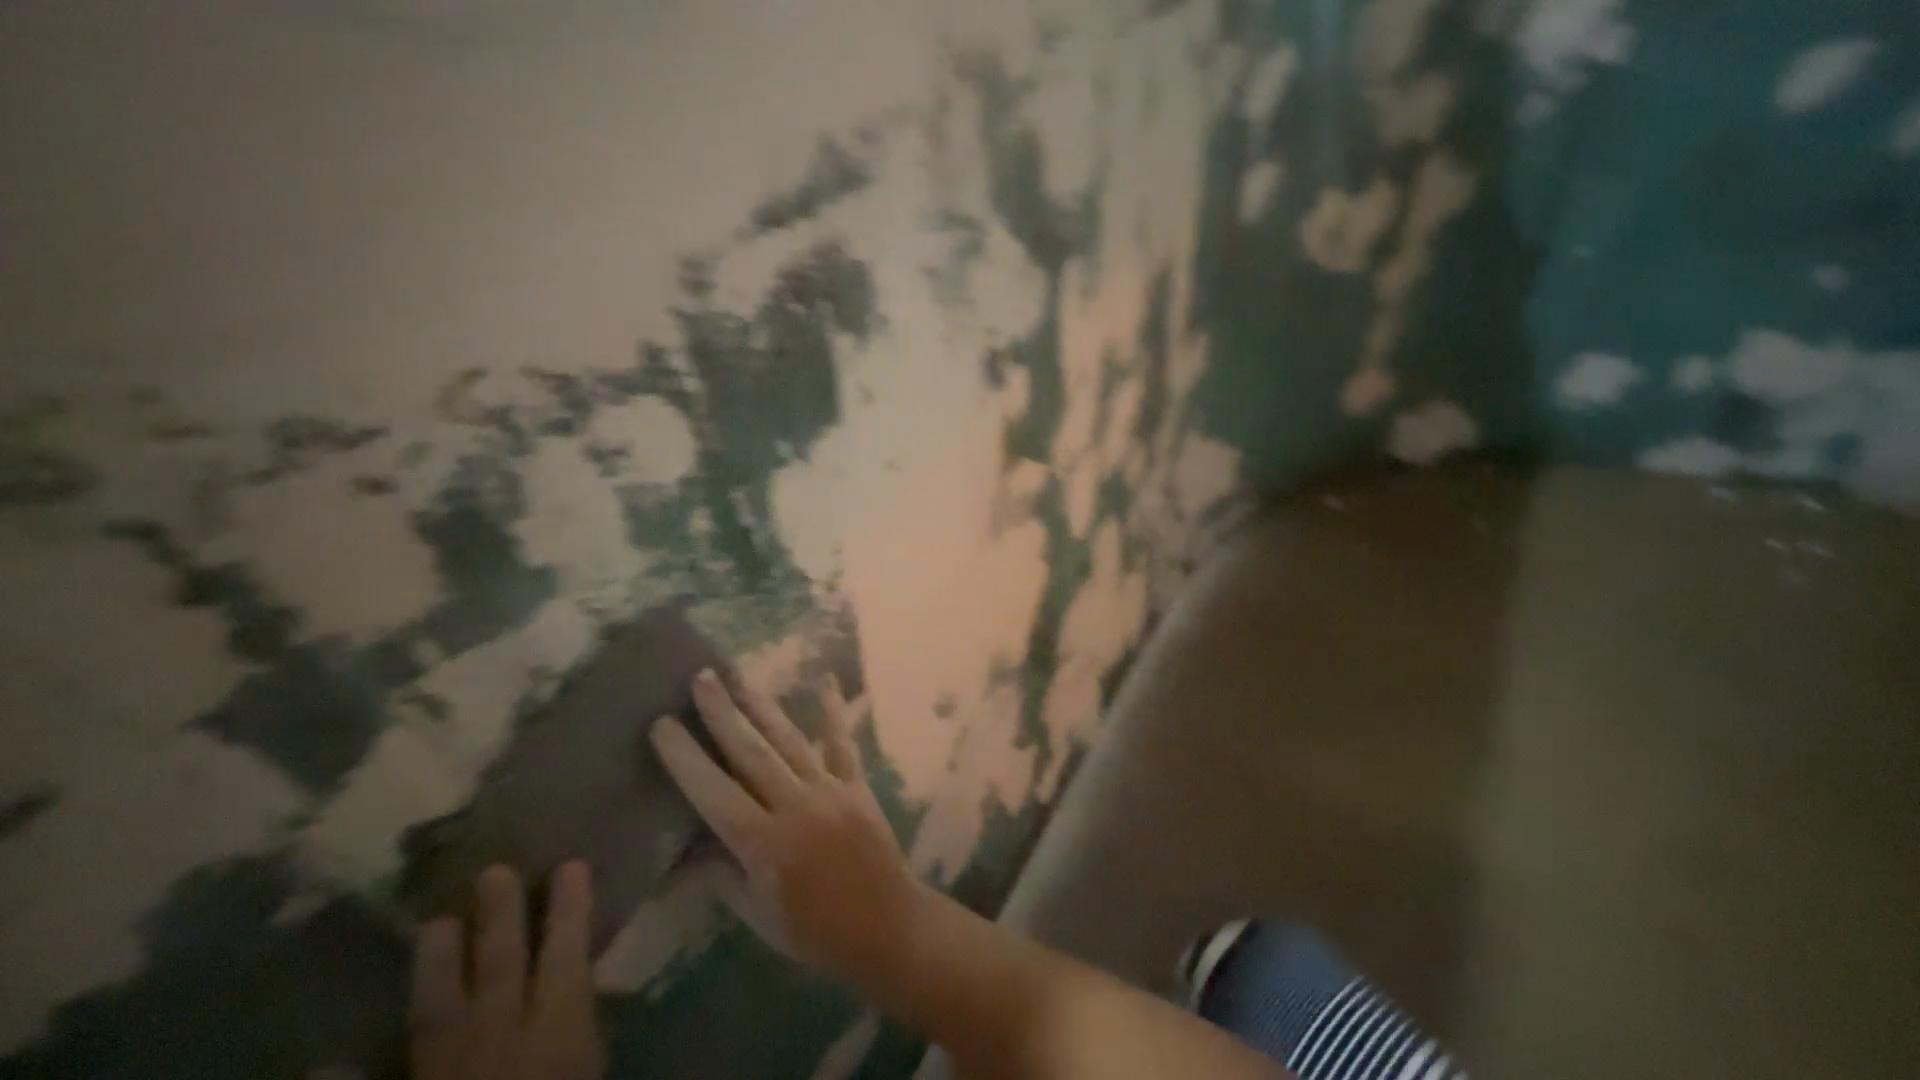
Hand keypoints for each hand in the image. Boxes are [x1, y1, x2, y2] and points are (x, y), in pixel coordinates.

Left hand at [410, 863, 602, 1079]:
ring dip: (437, 966)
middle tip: (493, 870)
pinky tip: (320, 1068)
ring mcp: (444, 1071)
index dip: (569, 910)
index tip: (571, 864)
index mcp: (554, 1029)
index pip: (564, 957)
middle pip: (499, 967)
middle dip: (500, 919)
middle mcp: (498, 1038)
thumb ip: (576, 1036)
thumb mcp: (584, 1071)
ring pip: (438, 1008)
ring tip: (434, 924)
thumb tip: (579, 997)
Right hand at [649, 670, 922, 984]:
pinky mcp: (857, 785)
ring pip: (789, 740)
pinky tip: (826, 678)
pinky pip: (841, 742)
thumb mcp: (756, 914)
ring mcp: (830, 790)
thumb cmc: (814, 930)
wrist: (886, 926)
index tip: (662, 724)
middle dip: (722, 713)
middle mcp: (795, 806)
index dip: (686, 757)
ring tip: (738, 674)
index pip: (714, 792)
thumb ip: (720, 874)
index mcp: (764, 843)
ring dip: (761, 705)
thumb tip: (682, 848)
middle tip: (701, 677)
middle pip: (751, 752)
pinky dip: (833, 710)